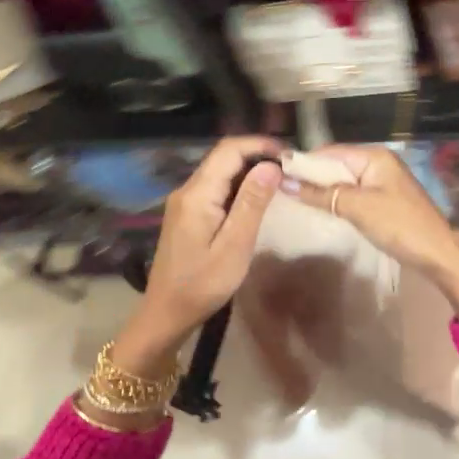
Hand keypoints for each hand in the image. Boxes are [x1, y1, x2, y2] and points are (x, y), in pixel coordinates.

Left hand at [112, 136, 283, 376]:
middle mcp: (188, 191)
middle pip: (224, 157)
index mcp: (197, 195)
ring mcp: (185, 203)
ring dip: (250, 171)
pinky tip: (258, 200)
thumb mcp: (235, 246)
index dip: (260, 145)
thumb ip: (252, 204)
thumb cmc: (203, 284)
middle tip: (292, 169)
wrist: (167, 313)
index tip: (290, 155)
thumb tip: (271, 166)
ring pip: (220, 172)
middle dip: (258, 155)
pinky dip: (240, 187)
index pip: (229, 151)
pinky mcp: (188, 215)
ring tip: (282, 182)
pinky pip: (216, 189)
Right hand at [282, 144, 458, 316]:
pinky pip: (355, 194)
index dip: (303, 162)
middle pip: (336, 164)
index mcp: (375, 156)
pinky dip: (338, 200)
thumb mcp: (357, 207)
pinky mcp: (386, 200)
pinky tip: (322, 210)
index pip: (330, 151)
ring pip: (345, 180)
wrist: (437, 253)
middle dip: (312, 176)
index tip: (275, 175)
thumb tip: (286, 182)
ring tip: (295, 201)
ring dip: (324, 190)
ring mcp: (384, 181)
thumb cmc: (399, 225)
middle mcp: (379, 162)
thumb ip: (322, 194)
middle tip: (281, 191)